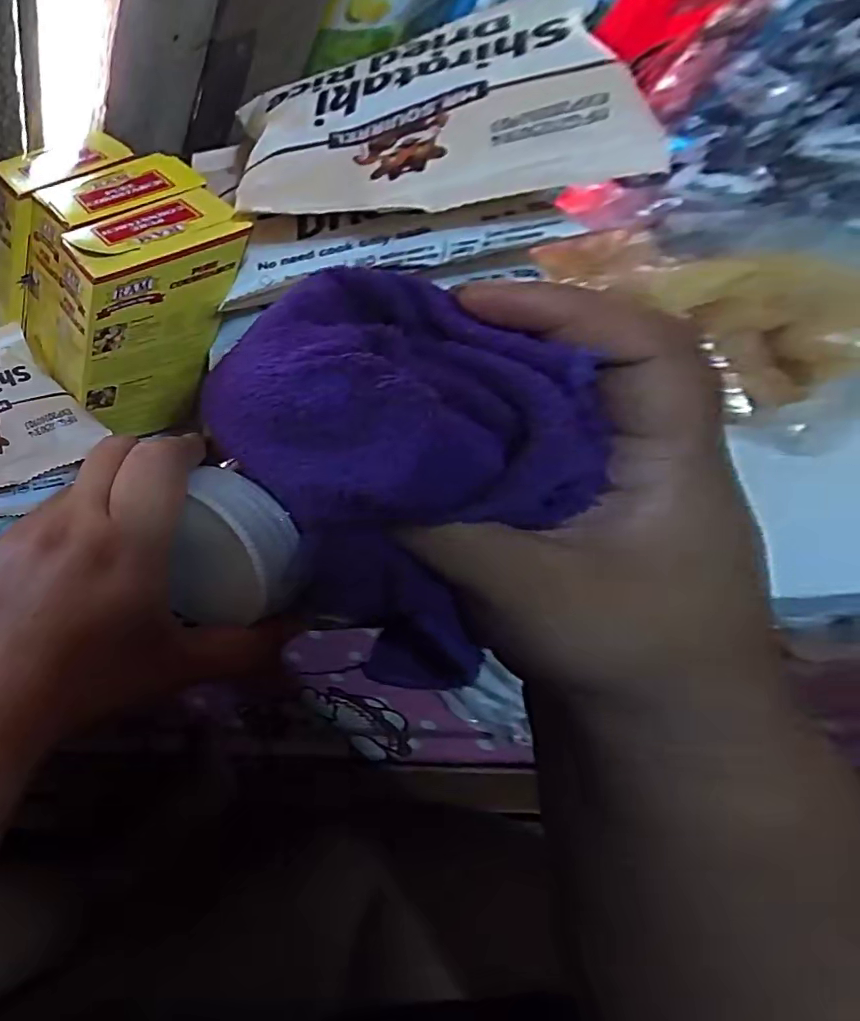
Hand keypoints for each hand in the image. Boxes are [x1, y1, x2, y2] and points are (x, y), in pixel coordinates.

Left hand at [0, 435, 291, 757]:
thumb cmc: (92, 681)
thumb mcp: (175, 667)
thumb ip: (242, 648)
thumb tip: (295, 633)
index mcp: (126, 540)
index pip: (155, 458)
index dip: (182, 447)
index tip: (199, 460)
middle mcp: (75, 518)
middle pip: (112, 450)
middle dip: (144, 452)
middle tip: (164, 482)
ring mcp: (30, 526)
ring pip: (75, 481)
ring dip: (103, 485)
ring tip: (117, 524)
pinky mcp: (1, 542)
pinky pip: (44, 511)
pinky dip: (69, 516)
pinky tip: (71, 558)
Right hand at [400, 282, 776, 700]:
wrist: (656, 717)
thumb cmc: (617, 646)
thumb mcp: (521, 586)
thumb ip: (438, 527)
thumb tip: (353, 478)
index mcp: (667, 455)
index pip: (644, 347)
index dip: (563, 309)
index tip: (467, 303)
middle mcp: (639, 449)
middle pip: (585, 360)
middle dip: (504, 332)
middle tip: (416, 330)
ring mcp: (601, 477)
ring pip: (547, 401)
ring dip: (480, 377)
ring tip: (407, 368)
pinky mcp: (561, 503)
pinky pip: (516, 443)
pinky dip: (468, 425)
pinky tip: (420, 431)